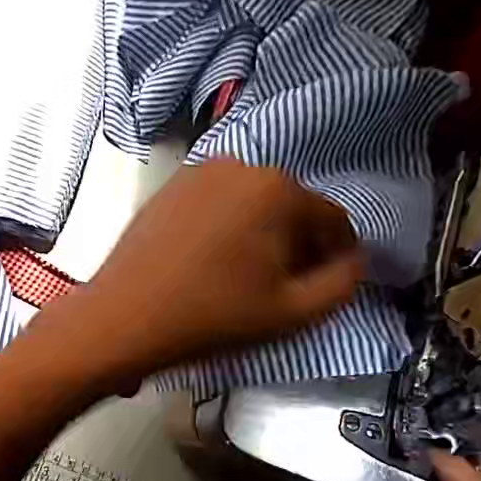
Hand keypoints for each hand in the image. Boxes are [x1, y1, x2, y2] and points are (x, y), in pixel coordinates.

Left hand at [42, 157, 363, 385]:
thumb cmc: (212, 316)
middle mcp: (241, 165)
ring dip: (263, 233)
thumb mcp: (292, 312)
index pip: (332, 220)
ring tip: (247, 276)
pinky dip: (229, 225)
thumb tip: (355, 259)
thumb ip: (342, 283)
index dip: (337, 256)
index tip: (326, 284)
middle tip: (285, 286)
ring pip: (254, 203)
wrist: (124, 316)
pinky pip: (219, 202)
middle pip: (292, 207)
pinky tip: (213, 260)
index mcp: (278, 189)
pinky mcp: (171, 185)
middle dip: (298, 243)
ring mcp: (200, 171)